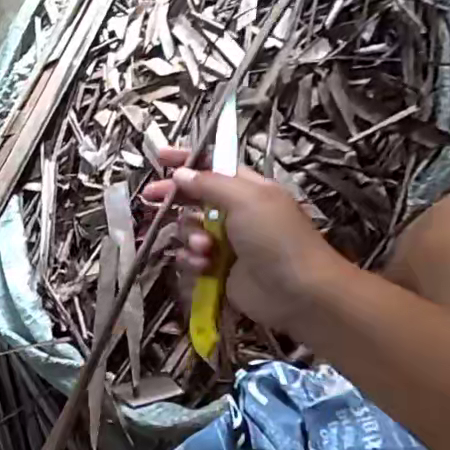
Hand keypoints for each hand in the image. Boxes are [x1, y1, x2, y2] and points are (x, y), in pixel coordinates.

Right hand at [140, 145, 347, 334]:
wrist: (297, 292)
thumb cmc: (277, 238)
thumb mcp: (246, 199)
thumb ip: (209, 183)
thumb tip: (181, 173)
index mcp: (247, 189)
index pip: (212, 166)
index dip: (187, 160)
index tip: (161, 156)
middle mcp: (235, 213)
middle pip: (194, 197)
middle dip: (174, 197)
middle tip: (152, 197)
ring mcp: (226, 242)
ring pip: (189, 230)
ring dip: (190, 236)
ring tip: (204, 248)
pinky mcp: (217, 269)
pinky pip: (190, 258)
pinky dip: (192, 260)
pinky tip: (203, 265)